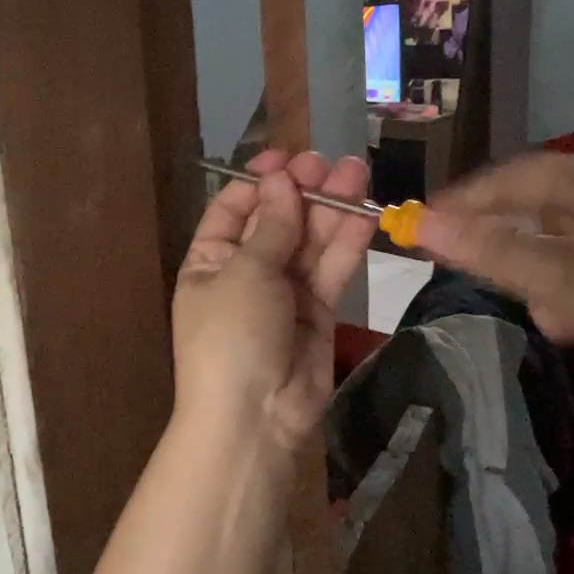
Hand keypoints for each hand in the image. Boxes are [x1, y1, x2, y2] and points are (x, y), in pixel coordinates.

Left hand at [172, 150, 375, 450]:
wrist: (254, 416)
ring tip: (357, 171)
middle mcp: (244, 272)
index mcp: (208, 261)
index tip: (286, 158)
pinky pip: (331, 270)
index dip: (258, 183)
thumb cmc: (231, 336)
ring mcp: (282, 293)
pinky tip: (366, 211)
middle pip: (276, 222)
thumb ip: (271, 228)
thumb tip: (280, 179)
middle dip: (301, 192)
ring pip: (309, 242)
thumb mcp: (244, 274)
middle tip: (330, 162)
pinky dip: (347, 243)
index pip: (232, 211)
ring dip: (330, 209)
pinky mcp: (317, 313)